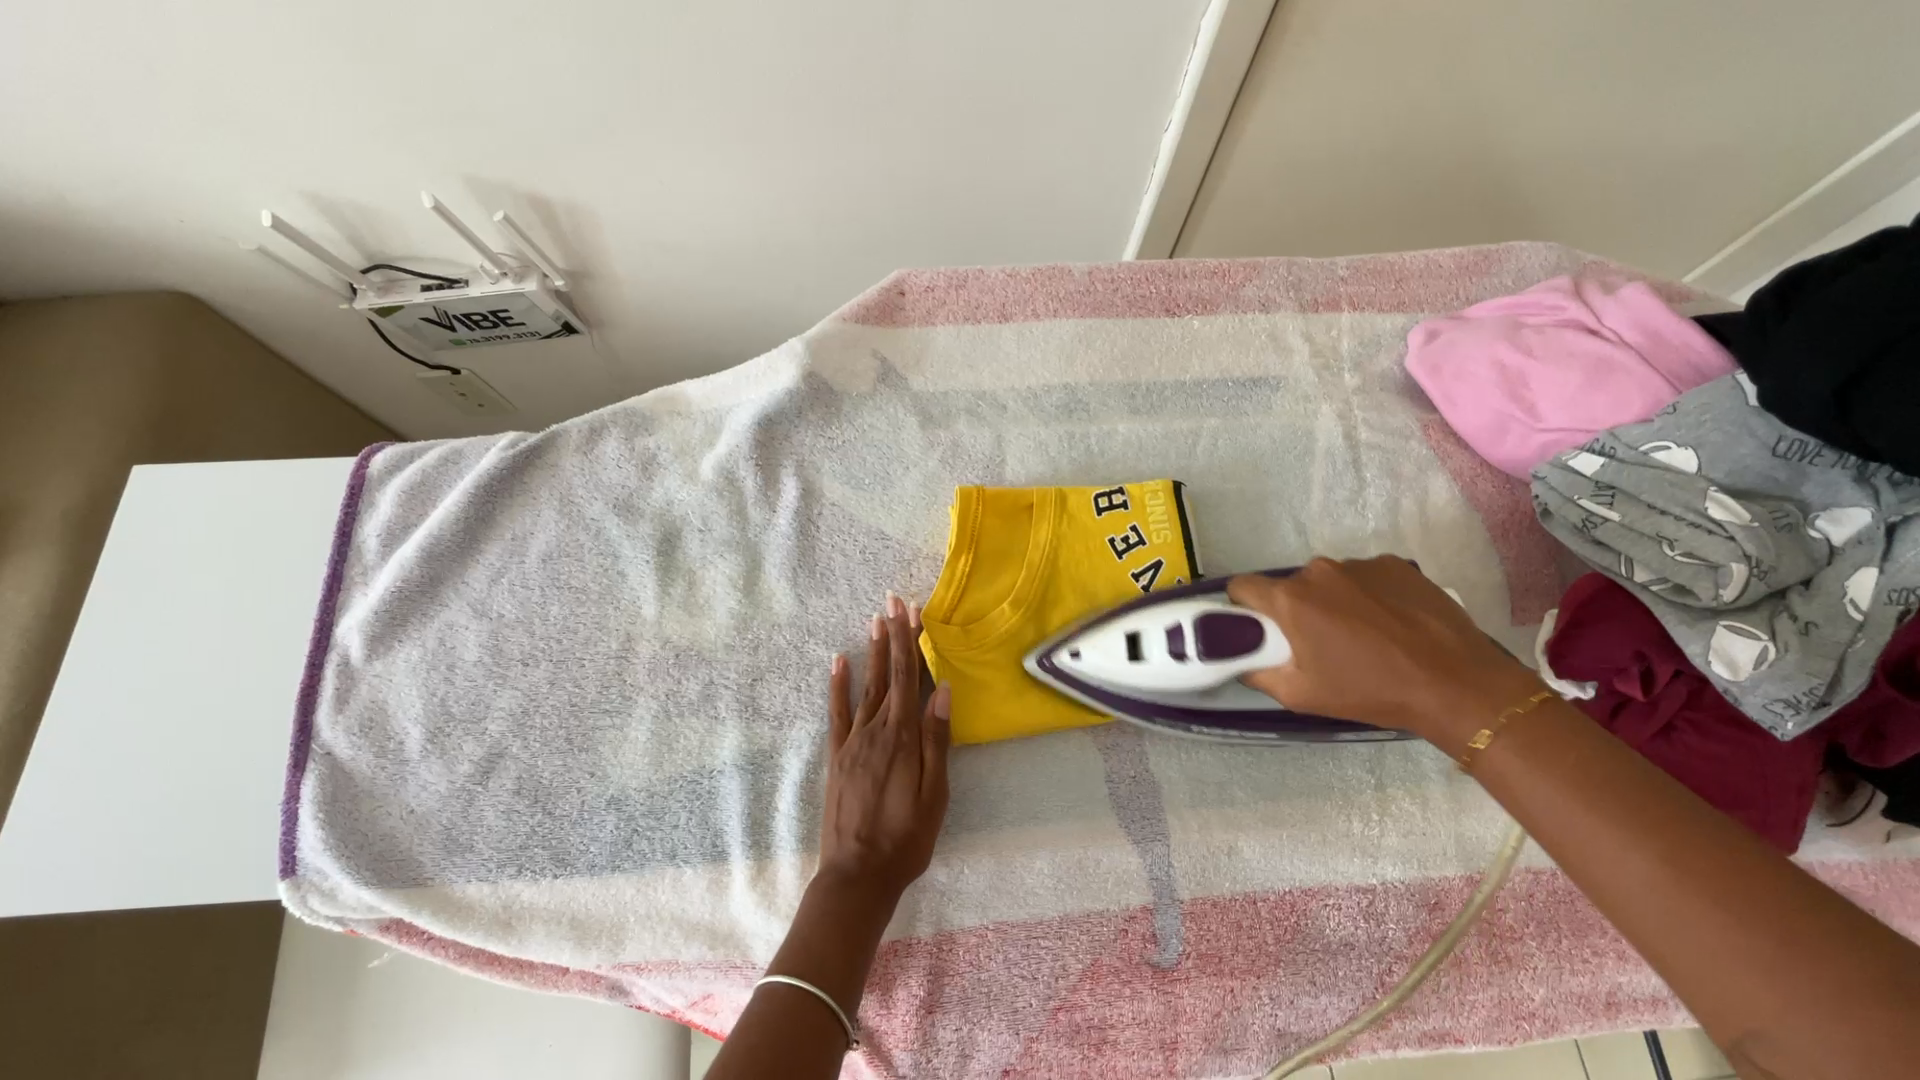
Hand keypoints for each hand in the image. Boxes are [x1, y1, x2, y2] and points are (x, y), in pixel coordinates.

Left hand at [818, 593, 950, 900]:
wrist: (856, 875)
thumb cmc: (906, 839)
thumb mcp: (934, 795)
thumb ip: (936, 741)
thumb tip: (944, 691)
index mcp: (902, 737)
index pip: (908, 677)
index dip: (910, 642)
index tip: (911, 610)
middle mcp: (875, 730)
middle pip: (887, 674)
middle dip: (891, 636)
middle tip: (892, 601)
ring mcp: (852, 742)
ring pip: (865, 687)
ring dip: (872, 652)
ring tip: (874, 620)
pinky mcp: (837, 757)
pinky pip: (837, 713)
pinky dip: (838, 685)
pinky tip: (839, 662)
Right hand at [1226, 556, 1539, 746]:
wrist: (1455, 684)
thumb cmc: (1370, 691)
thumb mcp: (1300, 696)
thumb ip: (1258, 673)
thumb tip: (1243, 659)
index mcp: (1291, 599)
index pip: (1242, 587)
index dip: (1243, 608)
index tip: (1257, 629)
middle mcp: (1319, 571)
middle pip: (1289, 586)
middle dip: (1295, 610)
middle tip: (1316, 643)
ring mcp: (1361, 564)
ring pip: (1328, 581)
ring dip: (1333, 602)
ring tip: (1361, 635)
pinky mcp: (1396, 565)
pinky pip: (1365, 577)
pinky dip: (1367, 596)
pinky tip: (1389, 623)